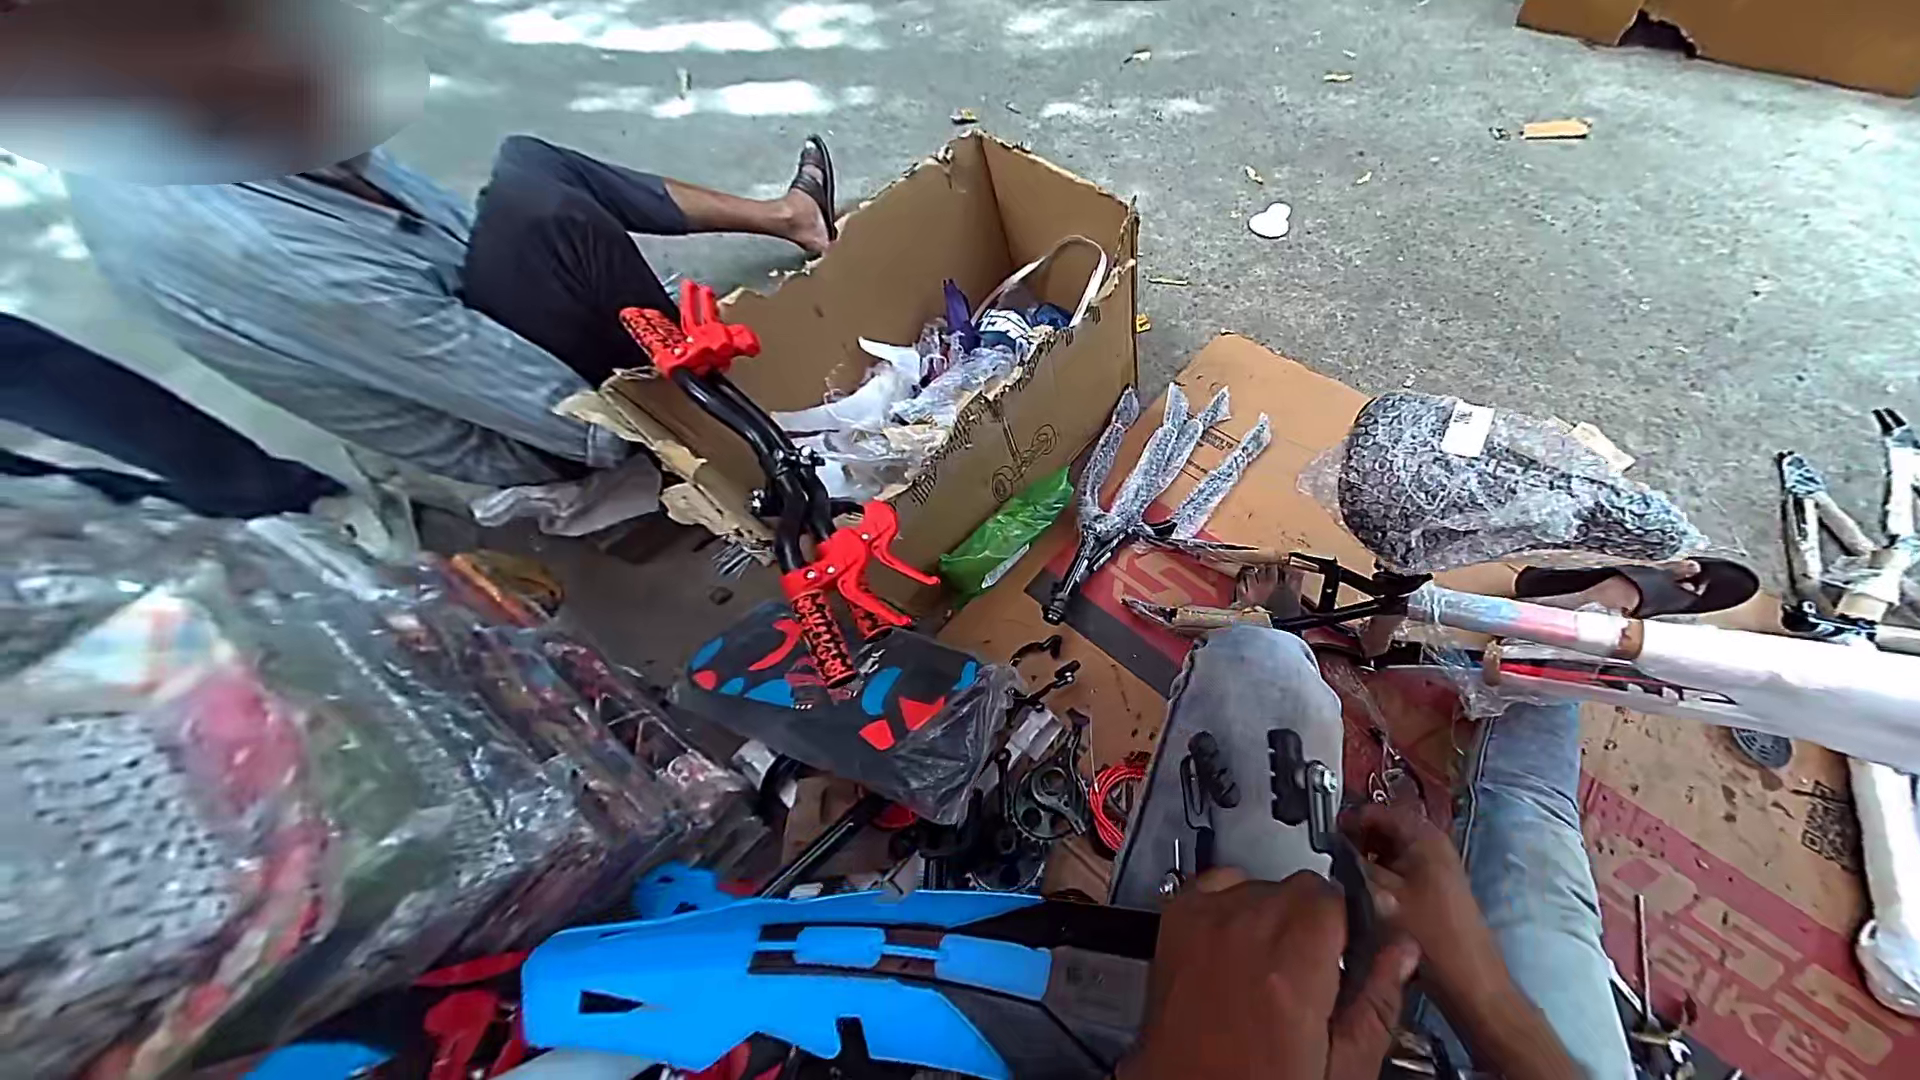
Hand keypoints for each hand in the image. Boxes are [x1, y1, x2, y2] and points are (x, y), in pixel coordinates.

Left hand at [1120, 867, 1420, 1079]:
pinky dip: (1232, 901)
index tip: (1351, 943)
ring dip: (1274, 911)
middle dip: (1314, 919)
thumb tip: (1400, 951)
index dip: (1348, 919)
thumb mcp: (1341, 1069)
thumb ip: (1376, 1003)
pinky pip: (1215, 882)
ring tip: (1273, 963)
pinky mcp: (1177, 915)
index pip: (1331, 896)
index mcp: (1289, 968)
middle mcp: (1243, 930)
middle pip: (1296, 888)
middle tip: (1314, 968)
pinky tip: (1239, 940)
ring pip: (1259, 882)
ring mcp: (1205, 918)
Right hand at [1339, 801, 1506, 1006]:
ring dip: (1367, 853)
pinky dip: (1380, 869)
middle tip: (1336, 849)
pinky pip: (1399, 865)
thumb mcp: (1378, 891)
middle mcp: (1435, 846)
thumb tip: (1334, 843)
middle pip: (1385, 825)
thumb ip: (1351, 859)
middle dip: (1358, 835)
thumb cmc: (1429, 935)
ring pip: (1390, 846)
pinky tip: (1368, 888)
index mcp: (1425, 837)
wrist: (1471, 985)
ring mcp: (1438, 867)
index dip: (1350, 817)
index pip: (1378, 809)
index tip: (1330, 830)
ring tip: (1348, 869)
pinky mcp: (1436, 888)